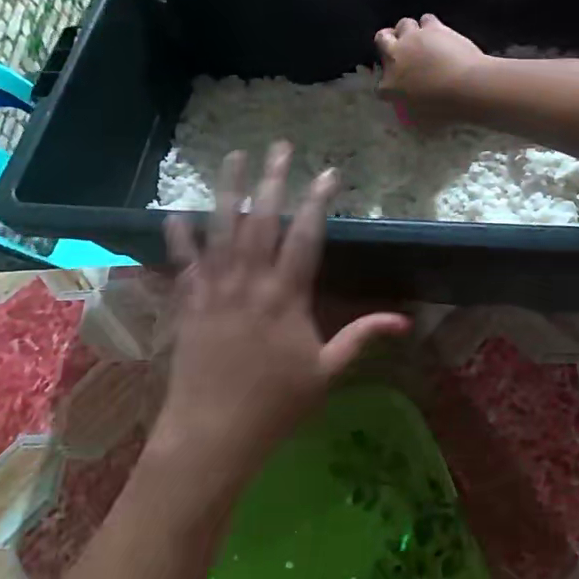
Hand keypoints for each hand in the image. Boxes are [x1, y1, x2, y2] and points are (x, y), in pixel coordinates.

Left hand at [157, 143, 409, 470]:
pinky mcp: (189, 303)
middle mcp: (250, 282)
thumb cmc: (275, 405)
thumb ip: (360, 338)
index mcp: (286, 297)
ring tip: (233, 157)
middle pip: (262, 220)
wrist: (213, 431)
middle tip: (280, 147)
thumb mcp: (326, 373)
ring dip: (227, 190)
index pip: (306, 237)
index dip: (318, 201)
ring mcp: (215, 289)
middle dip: (273, 180)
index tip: (327, 172)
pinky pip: (183, 263)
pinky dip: (178, 237)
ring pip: (221, 229)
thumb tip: (403, 319)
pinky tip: (174, 212)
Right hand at [374, 14, 488, 123]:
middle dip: (388, 40)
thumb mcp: (419, 122)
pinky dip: (431, 26)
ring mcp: (414, 40)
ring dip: (409, 30)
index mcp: (389, 86)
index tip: (399, 86)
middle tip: (400, 47)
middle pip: (381, 39)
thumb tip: (407, 109)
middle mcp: (395, 58)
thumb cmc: (443, 112)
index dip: (390, 83)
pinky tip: (440, 34)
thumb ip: (407, 113)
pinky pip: (427, 19)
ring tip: (421, 39)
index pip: (381, 84)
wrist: (467, 88)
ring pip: (403, 24)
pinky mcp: (434, 29)